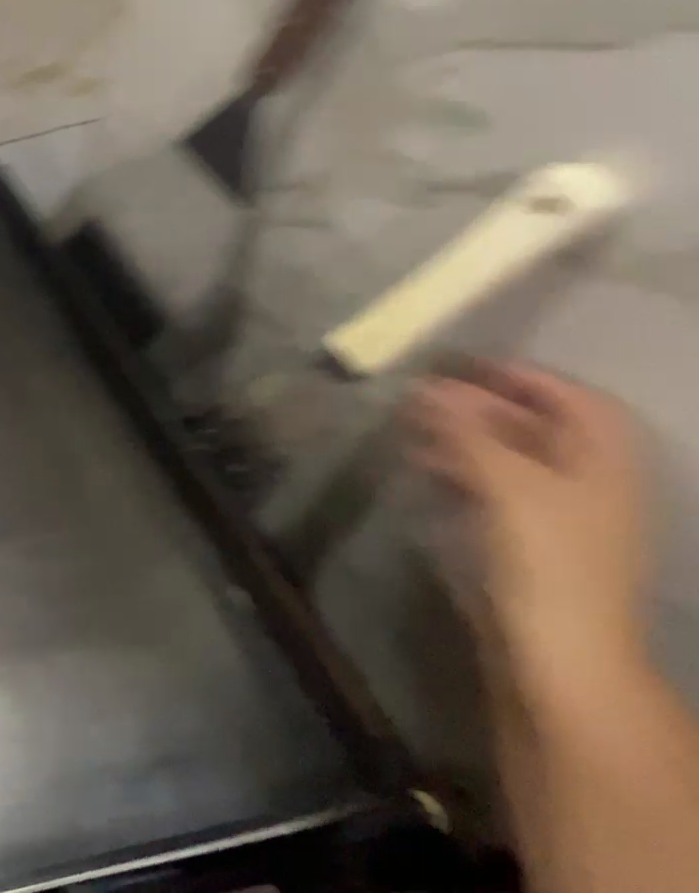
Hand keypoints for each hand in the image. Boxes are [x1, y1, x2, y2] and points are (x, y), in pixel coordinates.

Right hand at [409, 361, 647, 677]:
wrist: (560, 652)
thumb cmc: (548, 561)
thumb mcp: (510, 486)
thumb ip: (470, 432)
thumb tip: (429, 386)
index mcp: (604, 463)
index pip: (572, 399)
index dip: (521, 376)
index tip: (460, 364)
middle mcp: (589, 481)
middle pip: (539, 426)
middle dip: (483, 405)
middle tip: (421, 394)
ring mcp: (560, 513)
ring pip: (512, 456)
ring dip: (465, 436)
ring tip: (410, 426)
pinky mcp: (528, 541)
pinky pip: (495, 487)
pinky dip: (461, 468)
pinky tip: (424, 467)